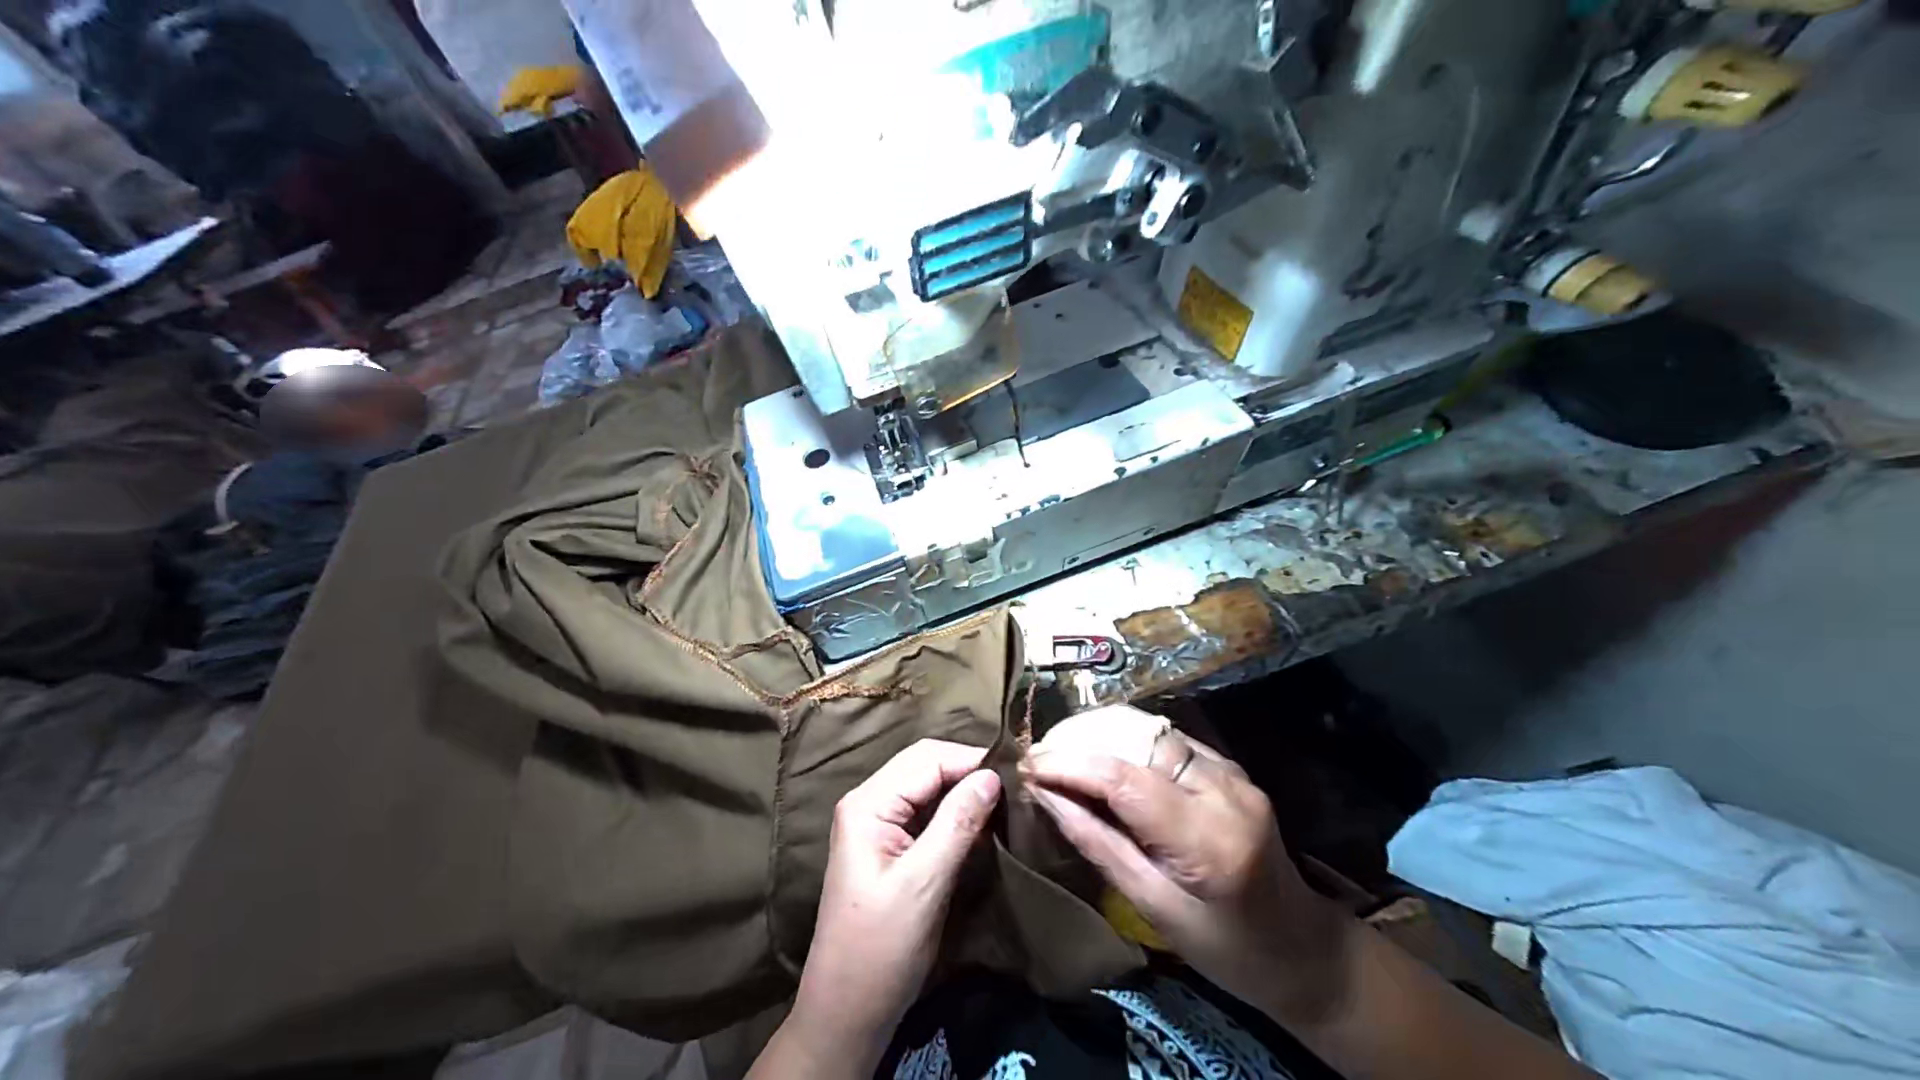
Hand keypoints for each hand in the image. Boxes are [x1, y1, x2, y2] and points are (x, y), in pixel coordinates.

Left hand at [789, 740, 1002, 1063]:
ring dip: (966, 790)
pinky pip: (927, 812)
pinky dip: (956, 812)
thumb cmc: (880, 949)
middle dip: (970, 771)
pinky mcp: (890, 845)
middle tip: (1017, 787)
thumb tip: (992, 776)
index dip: (971, 760)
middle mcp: (869, 802)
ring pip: (929, 787)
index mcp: (868, 804)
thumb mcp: (924, 884)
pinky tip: (984, 822)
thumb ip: (957, 824)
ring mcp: (878, 824)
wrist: (847, 1012)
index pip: (926, 759)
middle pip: (926, 766)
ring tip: (1008, 801)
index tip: (1018, 775)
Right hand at [1023, 723, 1349, 1024]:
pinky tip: (1099, 755)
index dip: (1070, 765)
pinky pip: (1165, 739)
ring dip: (1099, 733)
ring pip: (1149, 728)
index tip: (1027, 765)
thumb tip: (1044, 794)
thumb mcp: (1152, 905)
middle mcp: (1223, 790)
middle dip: (1080, 739)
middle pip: (1137, 738)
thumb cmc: (1224, 947)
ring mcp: (1230, 772)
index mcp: (1207, 839)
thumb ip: (1097, 842)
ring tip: (1059, 752)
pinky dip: (1124, 740)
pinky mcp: (1228, 766)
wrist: (1301, 946)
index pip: (1125, 780)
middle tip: (1038, 756)